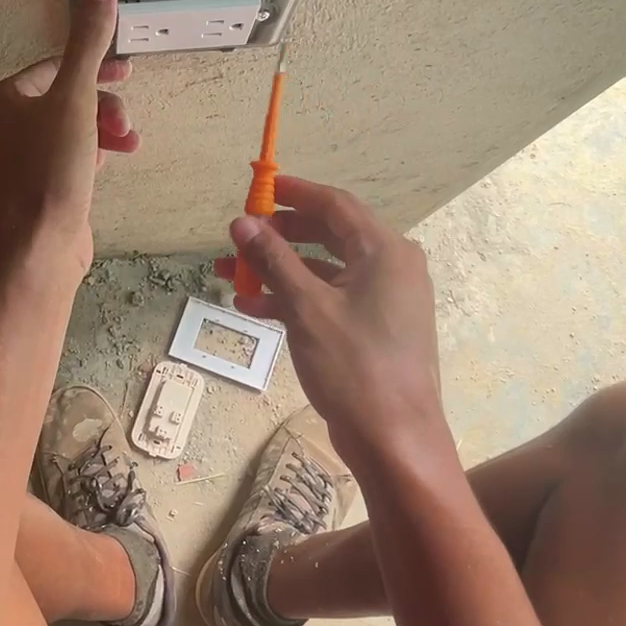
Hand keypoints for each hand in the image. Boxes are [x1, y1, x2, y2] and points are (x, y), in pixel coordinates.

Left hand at [0, 0, 138, 279]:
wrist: (38, 250)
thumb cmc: (48, 174)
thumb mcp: (76, 99)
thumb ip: (89, 41)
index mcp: (1, 101)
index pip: (53, 67)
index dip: (93, 66)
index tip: (126, 72)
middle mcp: (3, 129)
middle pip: (64, 98)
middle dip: (102, 104)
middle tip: (124, 119)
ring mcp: (18, 162)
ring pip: (70, 129)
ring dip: (104, 129)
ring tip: (128, 142)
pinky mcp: (36, 190)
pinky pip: (68, 158)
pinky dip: (93, 154)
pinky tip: (110, 163)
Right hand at [214, 176, 451, 470]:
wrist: (394, 438)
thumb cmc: (354, 366)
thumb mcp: (306, 308)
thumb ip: (273, 260)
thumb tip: (242, 222)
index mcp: (384, 250)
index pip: (335, 205)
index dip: (295, 193)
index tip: (260, 187)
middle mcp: (390, 266)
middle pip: (328, 234)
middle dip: (280, 235)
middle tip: (241, 235)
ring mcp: (383, 298)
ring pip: (323, 269)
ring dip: (279, 270)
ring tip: (231, 274)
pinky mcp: (373, 326)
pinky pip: (329, 298)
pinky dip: (294, 298)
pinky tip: (254, 307)